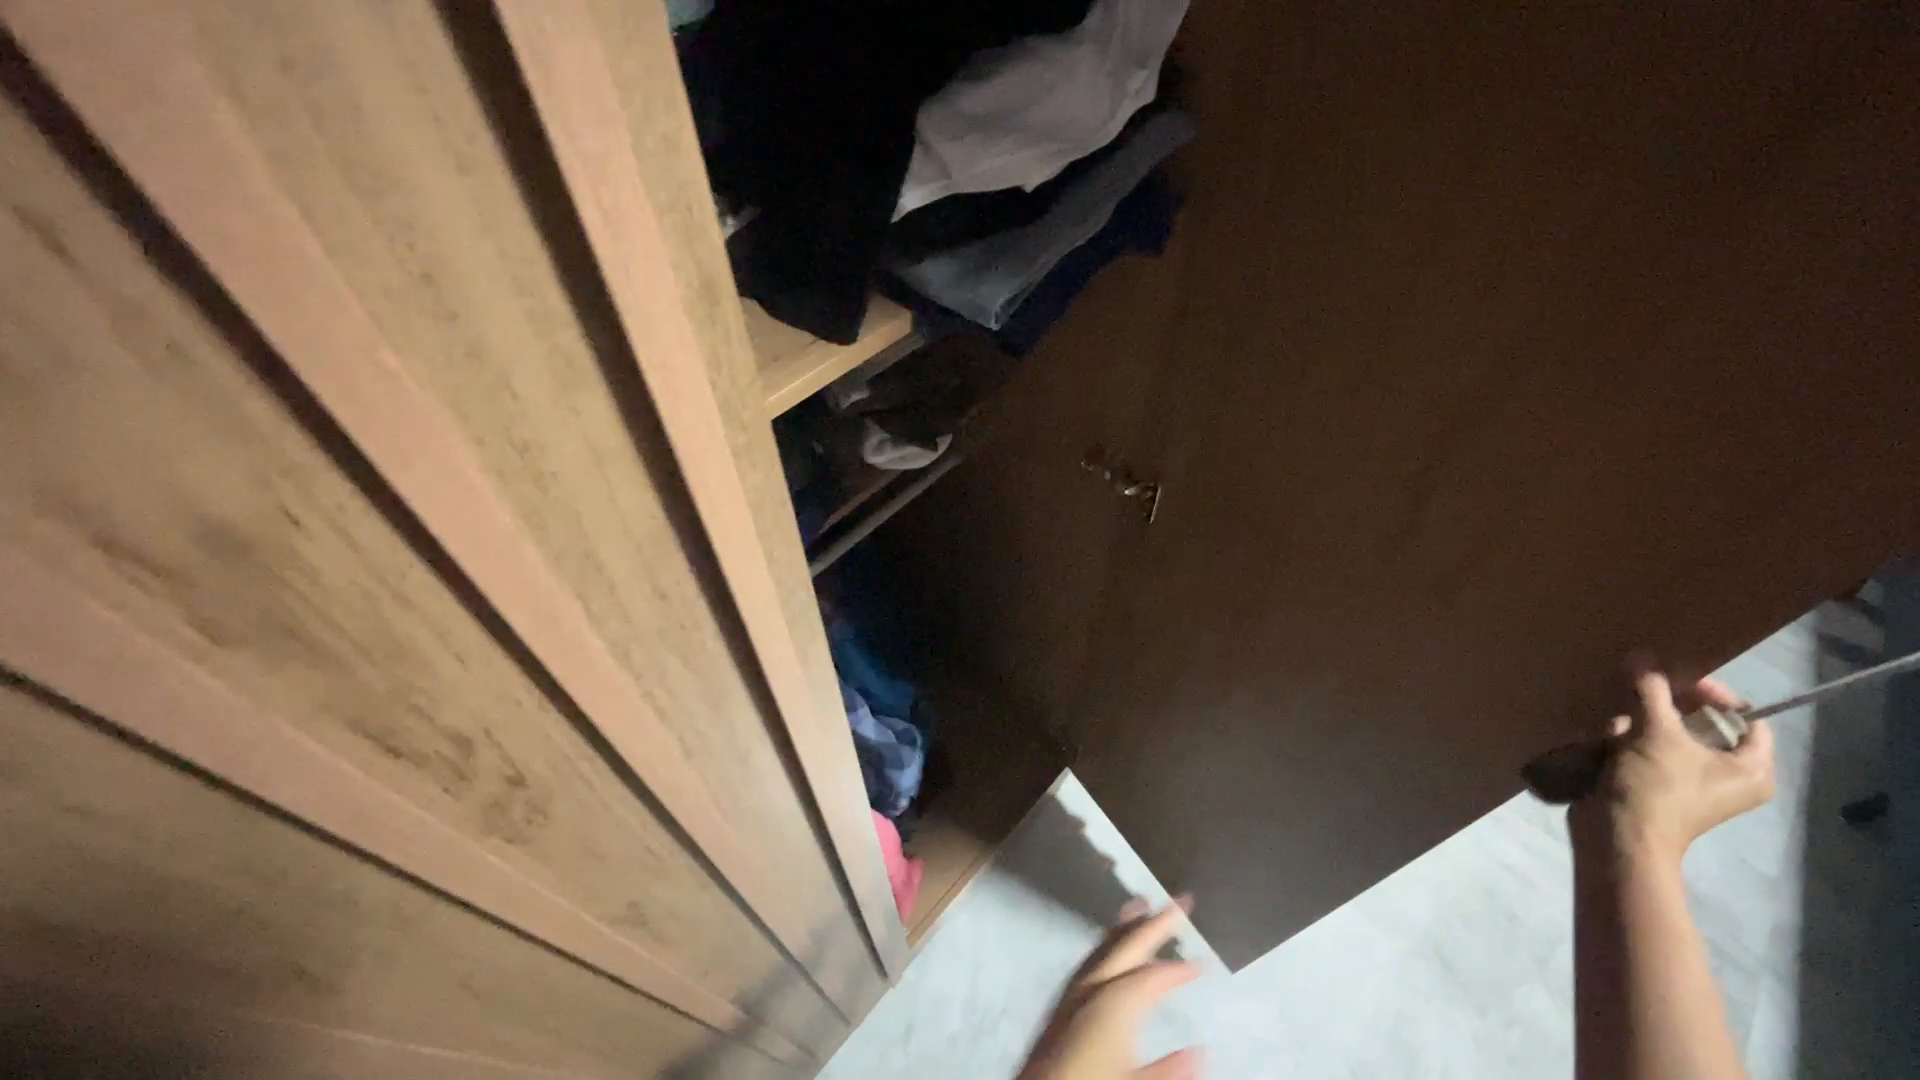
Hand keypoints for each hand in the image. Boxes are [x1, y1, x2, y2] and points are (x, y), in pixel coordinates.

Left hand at [1016, 897, 1203, 1079]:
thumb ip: (1169, 1069)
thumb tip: (1202, 1052)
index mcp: (1114, 1003)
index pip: (1152, 975)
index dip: (1178, 968)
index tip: (1203, 962)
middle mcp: (1090, 988)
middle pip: (1126, 945)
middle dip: (1153, 922)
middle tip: (1179, 900)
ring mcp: (1070, 995)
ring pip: (1102, 948)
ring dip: (1125, 927)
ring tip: (1142, 906)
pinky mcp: (1058, 1007)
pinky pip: (1088, 962)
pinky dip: (1105, 945)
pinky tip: (1108, 949)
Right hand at [1574, 655, 1776, 863]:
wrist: (1617, 835)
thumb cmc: (1656, 787)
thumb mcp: (1656, 733)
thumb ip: (1651, 691)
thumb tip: (1641, 655)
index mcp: (1751, 768)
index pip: (1746, 717)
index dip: (1714, 694)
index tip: (1677, 681)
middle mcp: (1728, 776)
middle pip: (1700, 723)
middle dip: (1662, 709)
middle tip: (1639, 697)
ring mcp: (1690, 783)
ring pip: (1666, 735)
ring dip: (1636, 725)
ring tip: (1616, 730)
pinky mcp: (1657, 787)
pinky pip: (1646, 751)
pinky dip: (1624, 742)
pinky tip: (1604, 744)